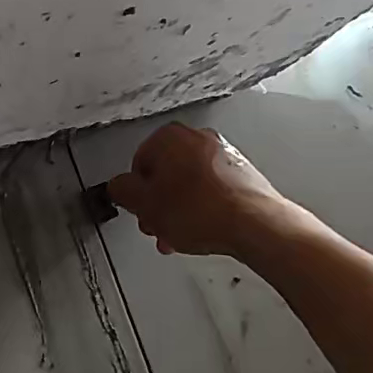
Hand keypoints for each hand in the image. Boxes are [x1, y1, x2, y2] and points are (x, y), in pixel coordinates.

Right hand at [107, 121, 309, 257]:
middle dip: (160, 203)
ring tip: (181, 234)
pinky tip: (203, 229)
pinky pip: (212, 188)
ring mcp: (222, 152)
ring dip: (180, 208)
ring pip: (189, 181)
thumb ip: (122, 191)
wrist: (254, 222)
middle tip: (159, 226)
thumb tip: (119, 187)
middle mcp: (197, 137)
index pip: (138, 163)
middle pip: (165, 172)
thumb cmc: (202, 211)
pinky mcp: (240, 171)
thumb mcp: (145, 205)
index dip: (137, 193)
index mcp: (169, 137)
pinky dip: (204, 206)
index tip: (140, 211)